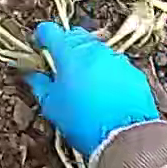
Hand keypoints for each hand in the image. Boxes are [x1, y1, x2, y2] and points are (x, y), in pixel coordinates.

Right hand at [24, 21, 159, 156]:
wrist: (125, 136)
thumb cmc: (82, 121)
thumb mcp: (52, 106)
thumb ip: (40, 85)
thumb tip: (33, 75)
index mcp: (68, 52)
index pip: (50, 31)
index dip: (42, 36)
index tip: (38, 45)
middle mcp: (93, 49)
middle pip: (75, 35)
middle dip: (65, 45)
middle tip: (60, 66)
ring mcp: (115, 58)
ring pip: (96, 49)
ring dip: (87, 59)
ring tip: (83, 83)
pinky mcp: (132, 70)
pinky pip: (114, 64)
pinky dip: (107, 72)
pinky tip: (104, 91)